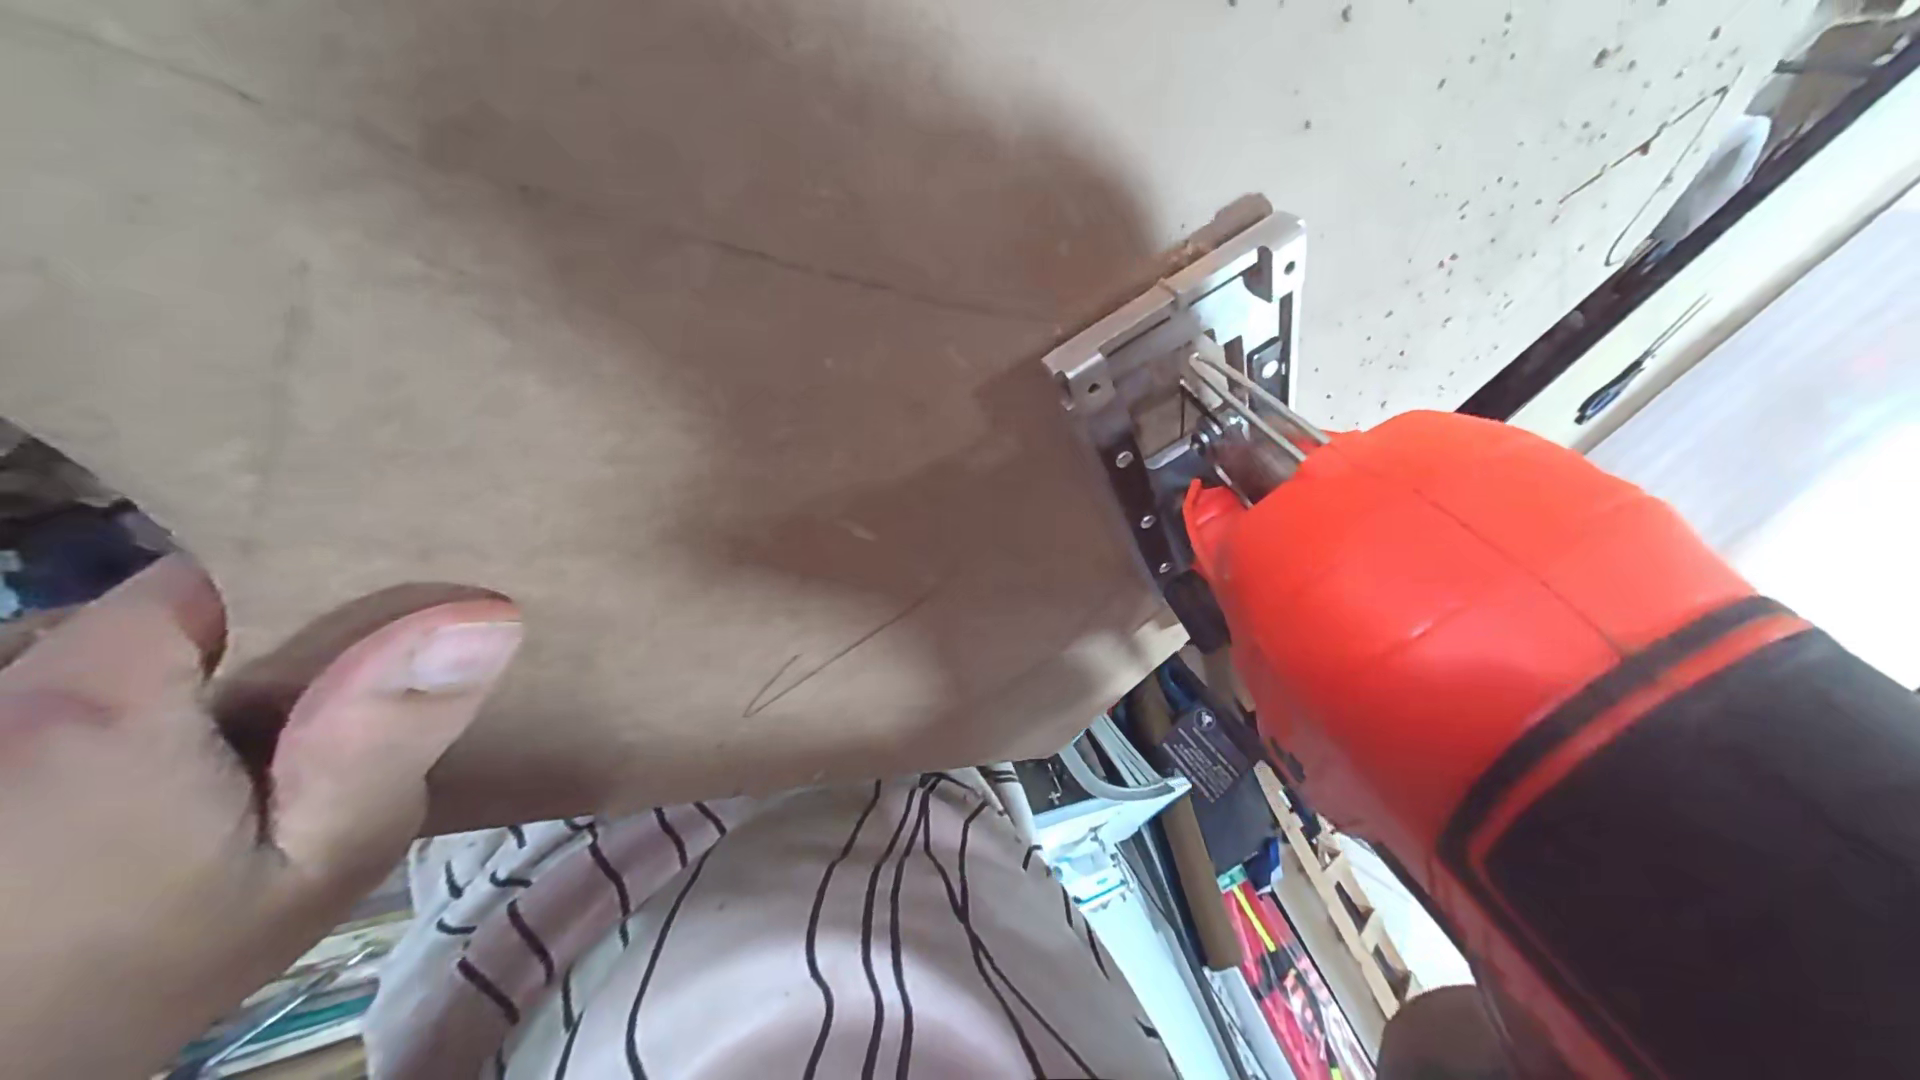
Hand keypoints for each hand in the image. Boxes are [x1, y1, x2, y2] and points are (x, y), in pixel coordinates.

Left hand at [0, 557, 522, 1076]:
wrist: (20, 1068)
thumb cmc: (185, 954)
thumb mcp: (332, 852)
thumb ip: (392, 733)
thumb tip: (486, 616)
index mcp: (92, 699)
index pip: (206, 577)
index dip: (296, 596)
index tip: (360, 638)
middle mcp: (0, 689)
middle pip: (159, 617)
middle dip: (249, 644)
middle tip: (323, 703)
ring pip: (113, 656)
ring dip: (189, 682)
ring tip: (258, 738)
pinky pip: (70, 698)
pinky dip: (136, 716)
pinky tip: (179, 769)